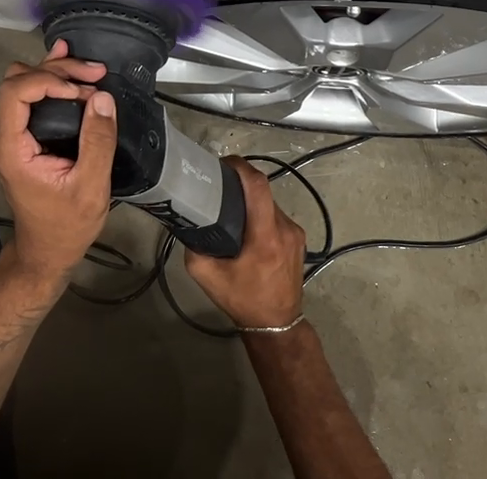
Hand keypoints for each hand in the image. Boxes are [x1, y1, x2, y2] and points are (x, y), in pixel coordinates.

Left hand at [0, 40, 116, 285]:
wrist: (48, 250)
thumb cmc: (67, 225)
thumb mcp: (90, 188)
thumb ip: (96, 143)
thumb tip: (102, 98)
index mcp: (11, 147)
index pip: (15, 92)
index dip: (47, 80)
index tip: (81, 90)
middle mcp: (3, 135)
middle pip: (19, 80)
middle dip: (58, 71)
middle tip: (96, 73)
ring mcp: (11, 133)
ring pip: (23, 84)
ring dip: (56, 72)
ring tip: (90, 72)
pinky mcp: (22, 135)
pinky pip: (30, 97)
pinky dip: (51, 80)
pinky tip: (71, 70)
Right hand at [185, 158, 305, 328]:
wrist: (276, 324)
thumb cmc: (241, 298)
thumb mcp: (205, 274)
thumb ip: (195, 244)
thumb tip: (188, 220)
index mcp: (264, 236)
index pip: (257, 187)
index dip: (240, 167)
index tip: (221, 163)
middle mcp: (284, 229)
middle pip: (262, 191)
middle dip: (240, 182)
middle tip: (216, 185)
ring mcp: (295, 233)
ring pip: (269, 202)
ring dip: (249, 199)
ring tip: (228, 205)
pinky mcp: (298, 239)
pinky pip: (275, 214)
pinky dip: (259, 212)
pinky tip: (245, 223)